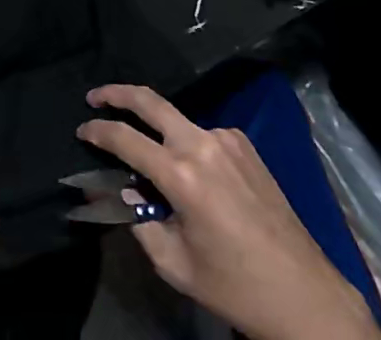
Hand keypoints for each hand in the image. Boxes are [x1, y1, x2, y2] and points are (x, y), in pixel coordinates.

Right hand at [78, 85, 380, 339]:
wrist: (299, 287)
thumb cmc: (231, 283)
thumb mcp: (173, 262)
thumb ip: (140, 219)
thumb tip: (120, 190)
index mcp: (183, 174)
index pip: (128, 139)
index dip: (99, 131)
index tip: (81, 128)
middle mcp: (205, 143)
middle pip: (153, 102)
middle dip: (119, 94)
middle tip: (95, 96)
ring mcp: (229, 139)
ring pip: (180, 122)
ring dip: (157, 131)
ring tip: (145, 161)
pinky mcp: (246, 145)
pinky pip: (204, 137)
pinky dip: (186, 146)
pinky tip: (186, 174)